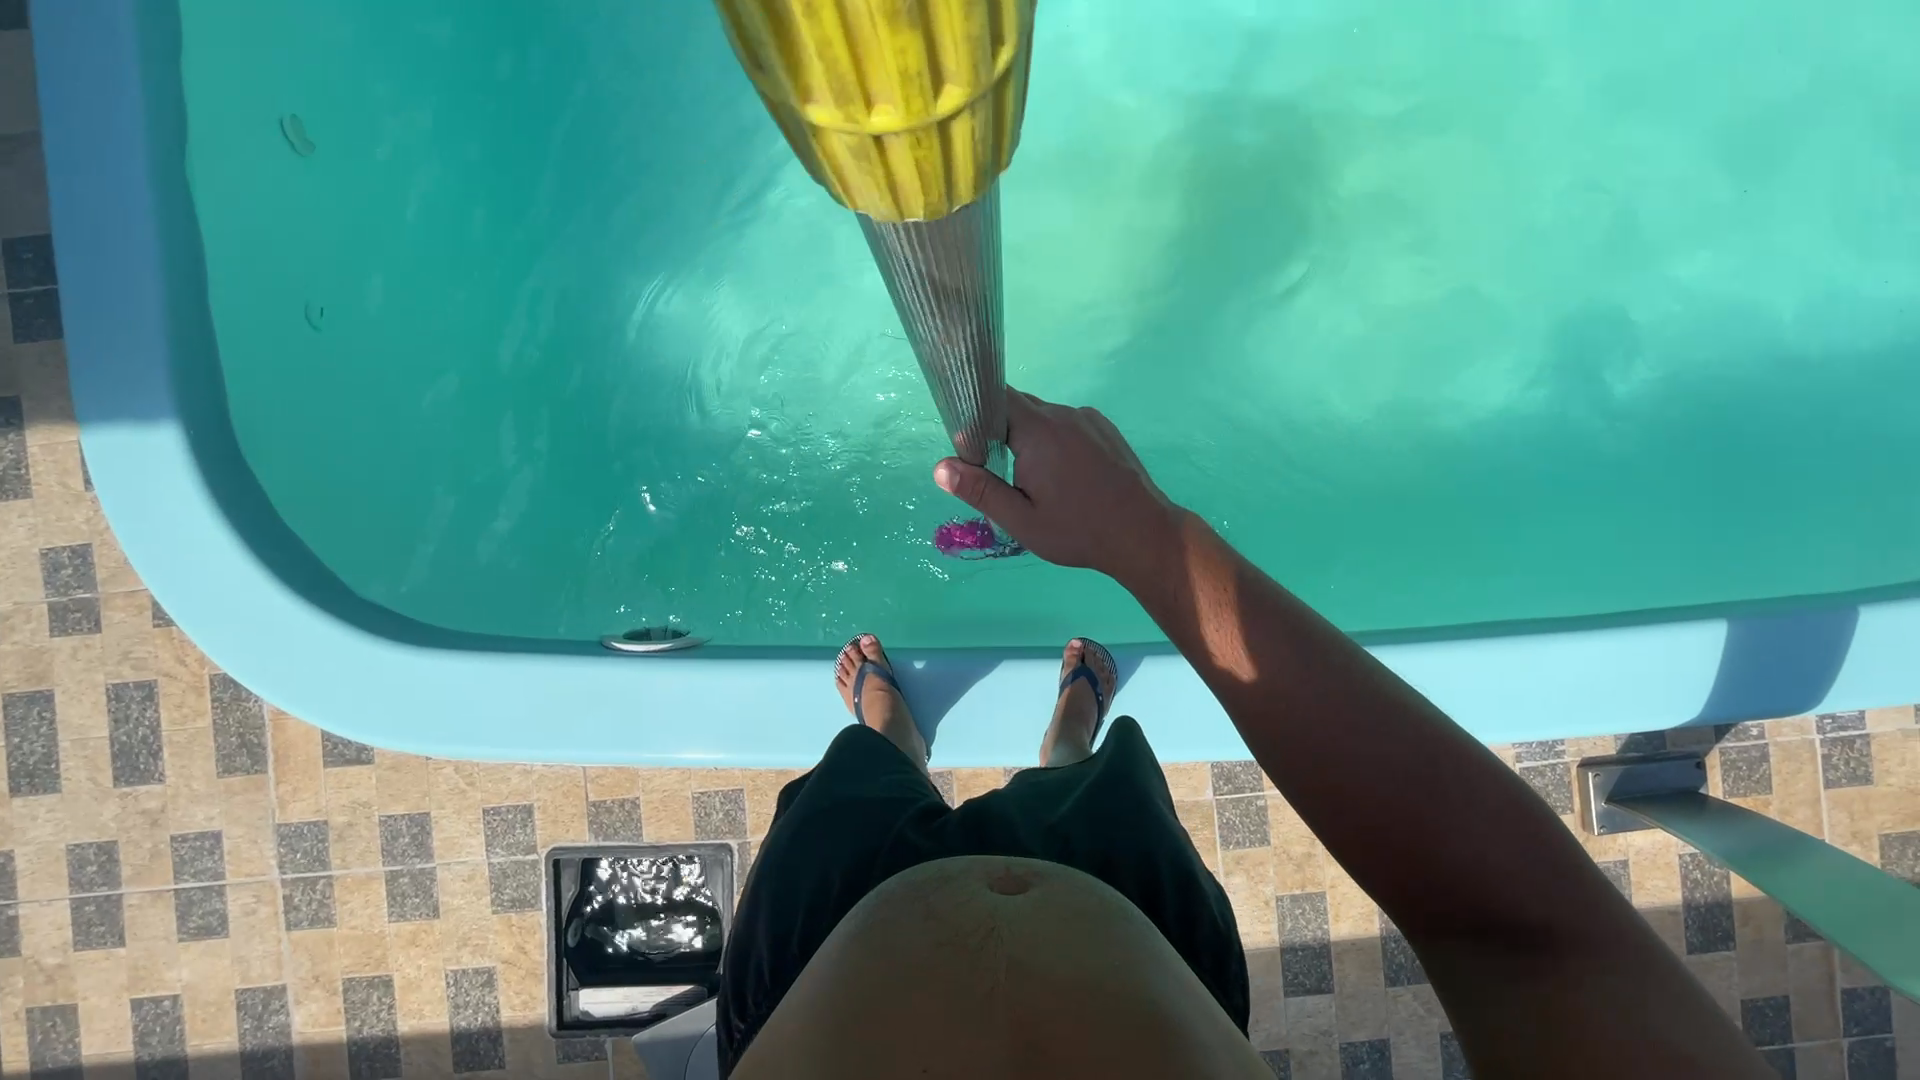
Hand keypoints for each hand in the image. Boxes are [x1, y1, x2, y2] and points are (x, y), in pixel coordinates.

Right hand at [933, 389, 1182, 582]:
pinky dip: (1054, 442)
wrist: (1143, 534)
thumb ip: (980, 490)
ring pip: (1044, 418)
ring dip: (1029, 440)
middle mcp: (1063, 414)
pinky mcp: (1105, 430)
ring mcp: (1089, 419)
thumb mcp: (1022, 520)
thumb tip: (941, 467)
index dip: (975, 415)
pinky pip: (1067, 425)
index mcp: (1038, 430)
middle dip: (999, 431)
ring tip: (1032, 481)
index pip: (994, 396)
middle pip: (1018, 406)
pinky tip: (1063, 477)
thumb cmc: (1078, 531)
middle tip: (995, 472)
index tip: (969, 449)